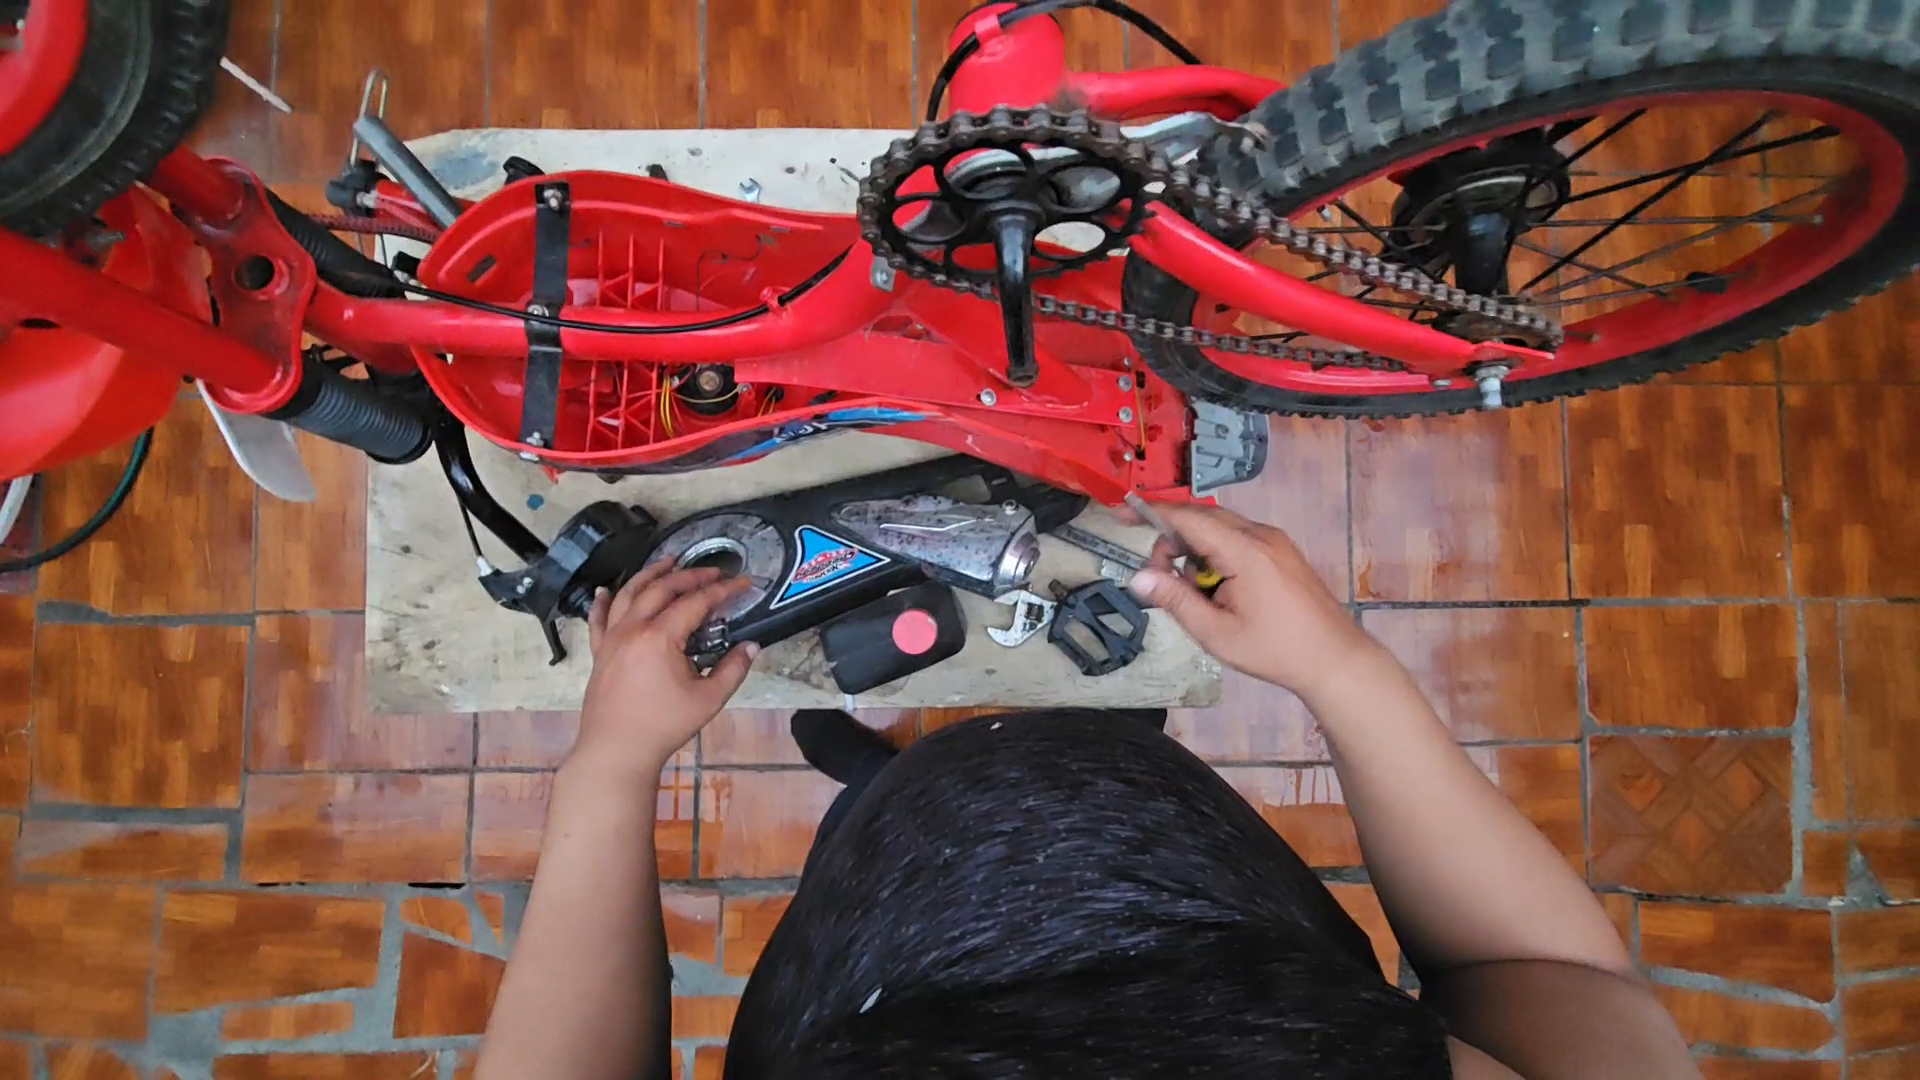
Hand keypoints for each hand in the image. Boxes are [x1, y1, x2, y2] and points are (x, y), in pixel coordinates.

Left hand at [568, 562, 757, 780]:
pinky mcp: (599, 653)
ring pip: (629, 594)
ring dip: (650, 574)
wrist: (616, 752)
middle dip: (690, 575)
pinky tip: (607, 590)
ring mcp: (612, 639)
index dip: (722, 591)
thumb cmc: (664, 725)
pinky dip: (603, 601)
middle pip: (662, 589)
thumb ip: (733, 669)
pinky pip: (598, 619)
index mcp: (660, 638)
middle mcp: (633, 629)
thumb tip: (751, 646)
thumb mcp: (709, 699)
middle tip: (713, 571)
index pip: (696, 603)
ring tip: (668, 561)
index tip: (742, 583)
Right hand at [1125, 502, 1378, 699]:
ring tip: (1193, 591)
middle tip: (1158, 576)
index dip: (1152, 512)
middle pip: (1202, 517)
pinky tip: (1215, 586)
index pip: (1189, 518)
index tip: (1122, 512)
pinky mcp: (1280, 550)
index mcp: (1245, 552)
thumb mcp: (1215, 632)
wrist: (1335, 660)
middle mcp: (1261, 535)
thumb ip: (1175, 600)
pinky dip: (1214, 552)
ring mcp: (1274, 540)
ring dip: (1194, 549)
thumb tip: (1137, 578)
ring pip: (1218, 527)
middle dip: (1172, 539)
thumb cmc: (1274, 650)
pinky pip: (1236, 536)